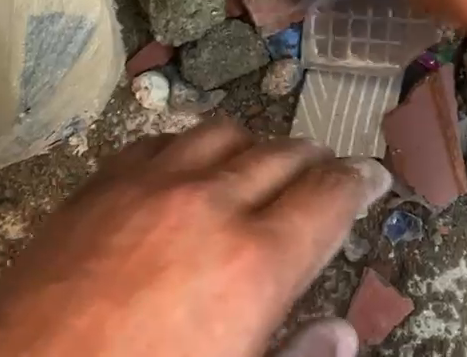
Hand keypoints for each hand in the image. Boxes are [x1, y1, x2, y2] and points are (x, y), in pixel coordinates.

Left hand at [0, 119, 389, 356]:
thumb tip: (345, 333)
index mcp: (254, 263)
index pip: (327, 198)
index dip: (356, 184)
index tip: (368, 179)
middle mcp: (210, 204)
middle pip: (282, 155)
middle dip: (312, 162)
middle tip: (322, 174)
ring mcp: (149, 184)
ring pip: (224, 132)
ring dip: (253, 145)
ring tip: (258, 164)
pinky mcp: (99, 183)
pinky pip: (162, 140)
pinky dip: (190, 147)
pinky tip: (187, 169)